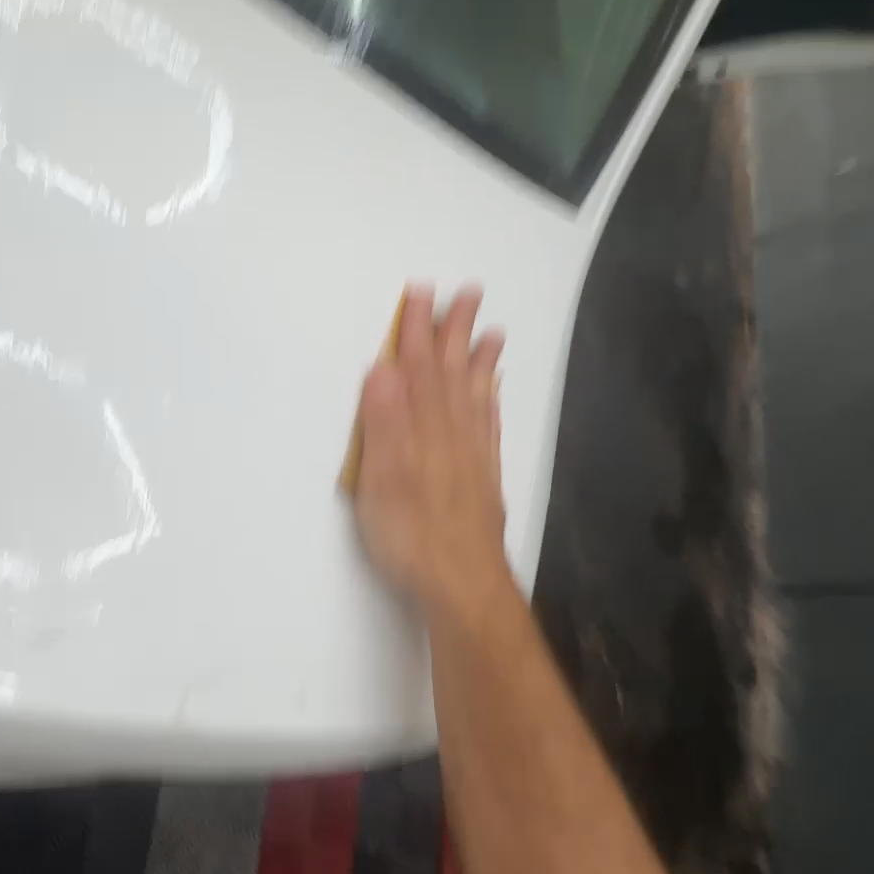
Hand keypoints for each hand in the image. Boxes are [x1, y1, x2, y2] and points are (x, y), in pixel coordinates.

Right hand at [352, 283, 511, 619]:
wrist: (462, 581)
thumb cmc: (409, 533)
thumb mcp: (381, 479)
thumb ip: (382, 423)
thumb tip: (382, 369)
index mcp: (420, 430)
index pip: (417, 370)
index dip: (417, 331)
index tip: (420, 293)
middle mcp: (452, 433)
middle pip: (451, 374)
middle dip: (454, 333)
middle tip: (465, 292)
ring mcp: (472, 454)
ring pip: (475, 395)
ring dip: (479, 360)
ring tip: (489, 330)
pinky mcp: (482, 476)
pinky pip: (488, 425)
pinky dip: (491, 400)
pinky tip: (493, 391)